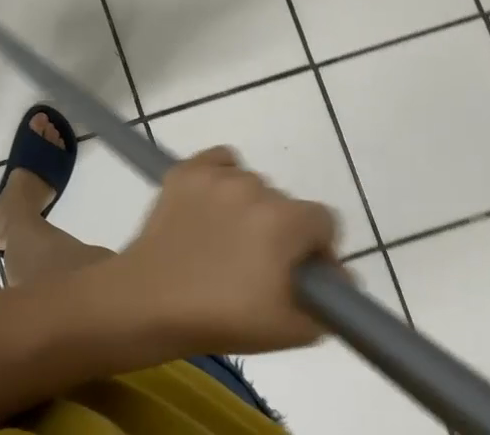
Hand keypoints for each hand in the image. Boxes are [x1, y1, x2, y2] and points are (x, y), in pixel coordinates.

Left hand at [108, 147, 339, 355]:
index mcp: (283, 221)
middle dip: (281, 231)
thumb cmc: (223, 317)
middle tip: (258, 263)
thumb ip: (331, 300)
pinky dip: (222, 176)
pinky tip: (213, 205)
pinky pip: (218, 161)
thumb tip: (338, 276)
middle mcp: (251, 188)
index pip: (324, 221)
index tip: (300, 272)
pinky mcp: (181, 172)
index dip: (318, 248)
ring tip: (227, 239)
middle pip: (285, 203)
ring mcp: (213, 176)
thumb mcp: (293, 327)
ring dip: (250, 206)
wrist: (150, 300)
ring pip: (251, 184)